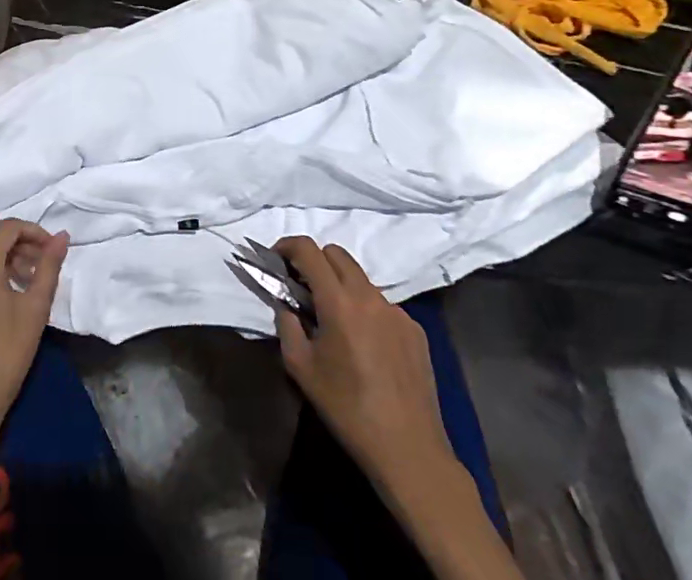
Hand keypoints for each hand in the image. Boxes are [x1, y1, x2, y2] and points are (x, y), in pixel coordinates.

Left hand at [0, 217, 68, 427]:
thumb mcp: (36, 307)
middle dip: (18, 236)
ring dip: (5, 250)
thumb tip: (62, 236)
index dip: (34, 231)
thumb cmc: (8, 351)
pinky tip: (10, 288)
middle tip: (41, 258)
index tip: (53, 249)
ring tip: (30, 275)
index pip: (8, 227)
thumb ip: (49, 266)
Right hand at [274, 237, 451, 485]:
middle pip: (338, 255)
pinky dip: (365, 310)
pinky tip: (364, 345)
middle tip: (301, 288)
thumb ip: (287, 324)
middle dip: (314, 261)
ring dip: (341, 286)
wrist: (406, 446)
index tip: (276, 259)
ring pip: (361, 280)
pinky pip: (382, 305)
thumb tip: (286, 303)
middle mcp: (371, 297)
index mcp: (339, 302)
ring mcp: (397, 311)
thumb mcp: (300, 367)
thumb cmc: (345, 407)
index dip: (288, 246)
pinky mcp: (415, 329)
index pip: (310, 251)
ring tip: (333, 322)